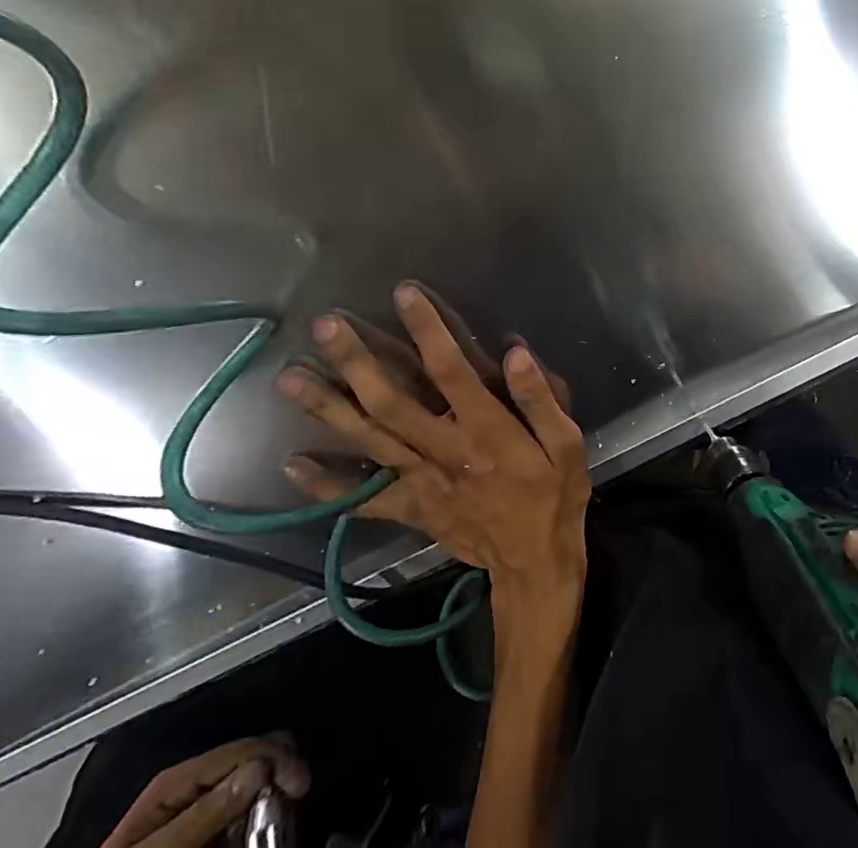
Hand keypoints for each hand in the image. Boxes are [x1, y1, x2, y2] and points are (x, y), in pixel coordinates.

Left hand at [100, 734, 311, 847]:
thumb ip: (203, 813)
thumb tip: (259, 769)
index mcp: (177, 781)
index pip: (243, 749)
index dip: (278, 759)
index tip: (301, 785)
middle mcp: (194, 783)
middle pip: (255, 755)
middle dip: (282, 769)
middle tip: (299, 798)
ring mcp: (203, 804)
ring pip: (258, 778)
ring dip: (278, 791)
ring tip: (290, 814)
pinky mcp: (210, 823)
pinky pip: (249, 805)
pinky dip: (267, 809)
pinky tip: (272, 825)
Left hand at [276, 283, 590, 591]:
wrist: (534, 563)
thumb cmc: (554, 497)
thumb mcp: (568, 446)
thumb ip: (541, 400)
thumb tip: (514, 352)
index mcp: (487, 431)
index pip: (452, 370)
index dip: (427, 329)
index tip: (404, 293)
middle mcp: (445, 450)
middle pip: (392, 402)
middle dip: (356, 362)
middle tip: (324, 326)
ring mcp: (422, 482)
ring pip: (369, 440)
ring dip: (328, 409)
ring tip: (290, 379)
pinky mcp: (411, 508)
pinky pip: (364, 499)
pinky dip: (327, 484)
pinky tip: (293, 465)